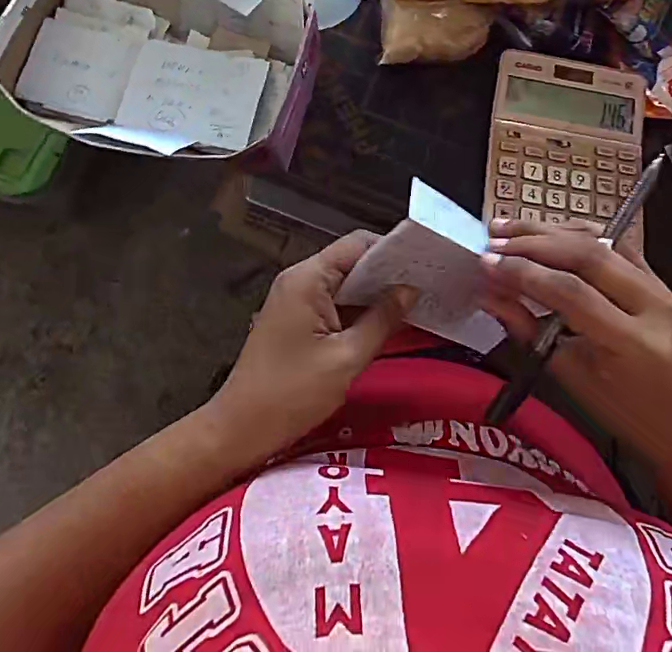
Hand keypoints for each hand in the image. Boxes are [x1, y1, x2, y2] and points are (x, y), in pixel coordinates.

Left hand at [204, 231, 414, 464]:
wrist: (242, 427)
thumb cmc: (292, 392)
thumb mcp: (346, 357)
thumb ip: (382, 320)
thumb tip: (410, 291)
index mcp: (307, 278)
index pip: (357, 244)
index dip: (392, 251)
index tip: (425, 264)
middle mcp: (299, 279)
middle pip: (351, 262)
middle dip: (388, 274)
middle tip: (428, 286)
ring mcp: (295, 298)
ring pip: (344, 284)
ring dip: (375, 295)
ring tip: (417, 303)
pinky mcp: (295, 318)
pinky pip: (333, 304)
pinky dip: (358, 311)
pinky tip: (387, 323)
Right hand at [477, 218, 671, 471]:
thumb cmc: (622, 412)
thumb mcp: (568, 375)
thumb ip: (526, 328)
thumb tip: (488, 293)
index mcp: (634, 343)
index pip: (570, 291)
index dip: (523, 272)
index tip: (486, 263)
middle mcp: (655, 307)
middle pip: (586, 256)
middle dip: (532, 244)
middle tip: (493, 240)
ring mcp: (663, 290)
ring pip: (600, 241)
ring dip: (549, 231)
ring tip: (508, 227)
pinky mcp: (660, 280)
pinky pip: (615, 244)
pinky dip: (576, 233)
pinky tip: (546, 231)